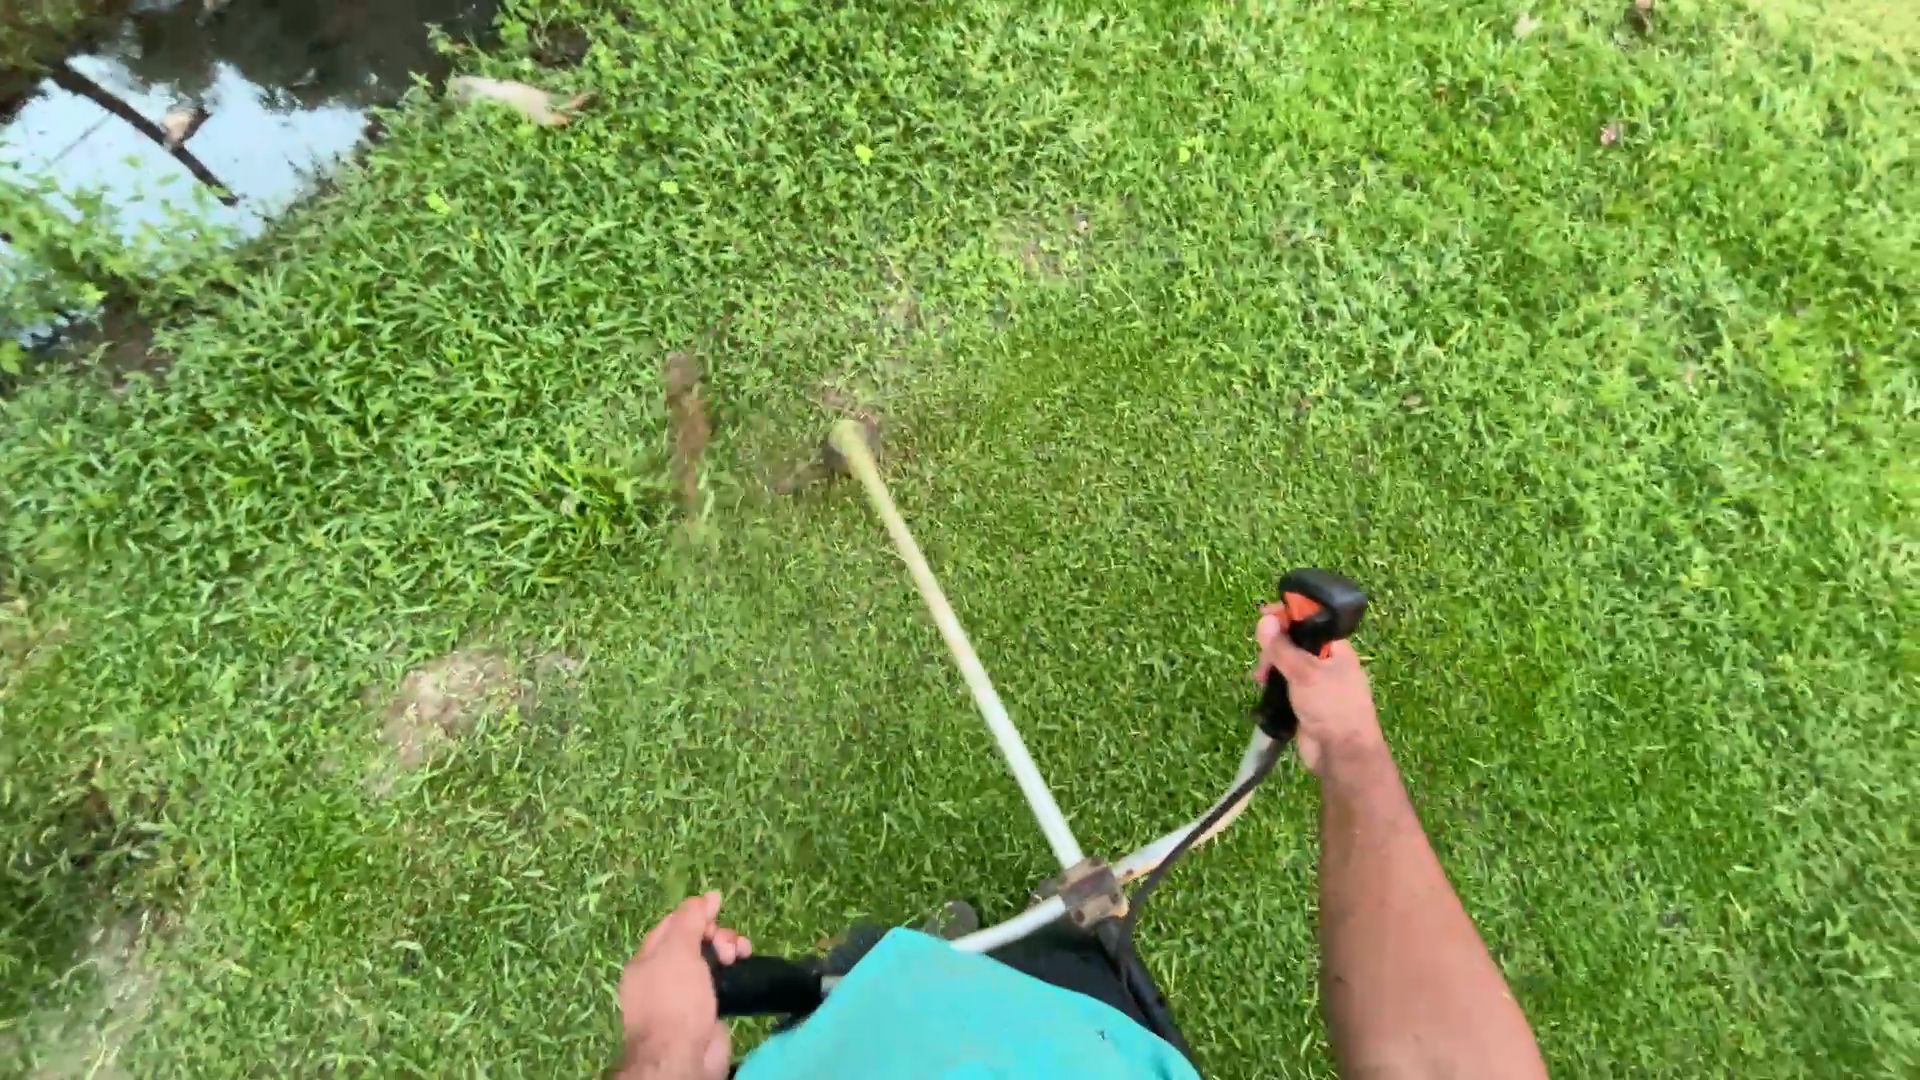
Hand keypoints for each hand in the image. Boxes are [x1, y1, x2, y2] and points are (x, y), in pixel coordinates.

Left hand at [615, 892, 751, 1079]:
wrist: (683, 1057)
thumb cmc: (675, 999)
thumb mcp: (678, 949)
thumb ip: (691, 918)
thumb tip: (709, 895)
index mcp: (647, 961)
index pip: (673, 924)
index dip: (696, 913)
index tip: (718, 908)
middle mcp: (663, 975)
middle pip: (695, 939)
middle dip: (716, 933)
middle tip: (727, 944)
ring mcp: (684, 993)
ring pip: (711, 956)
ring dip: (729, 947)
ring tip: (739, 955)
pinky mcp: (705, 1008)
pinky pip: (721, 977)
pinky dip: (734, 968)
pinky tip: (743, 964)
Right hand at [1254, 605, 1385, 774]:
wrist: (1341, 753)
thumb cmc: (1331, 706)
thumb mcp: (1305, 672)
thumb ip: (1282, 647)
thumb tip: (1265, 620)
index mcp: (1336, 649)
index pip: (1310, 620)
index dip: (1287, 614)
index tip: (1264, 615)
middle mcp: (1327, 662)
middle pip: (1294, 641)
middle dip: (1274, 645)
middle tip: (1264, 659)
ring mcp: (1315, 682)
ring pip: (1286, 662)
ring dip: (1271, 665)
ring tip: (1261, 677)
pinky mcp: (1304, 700)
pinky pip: (1284, 682)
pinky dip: (1272, 682)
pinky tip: (1263, 687)